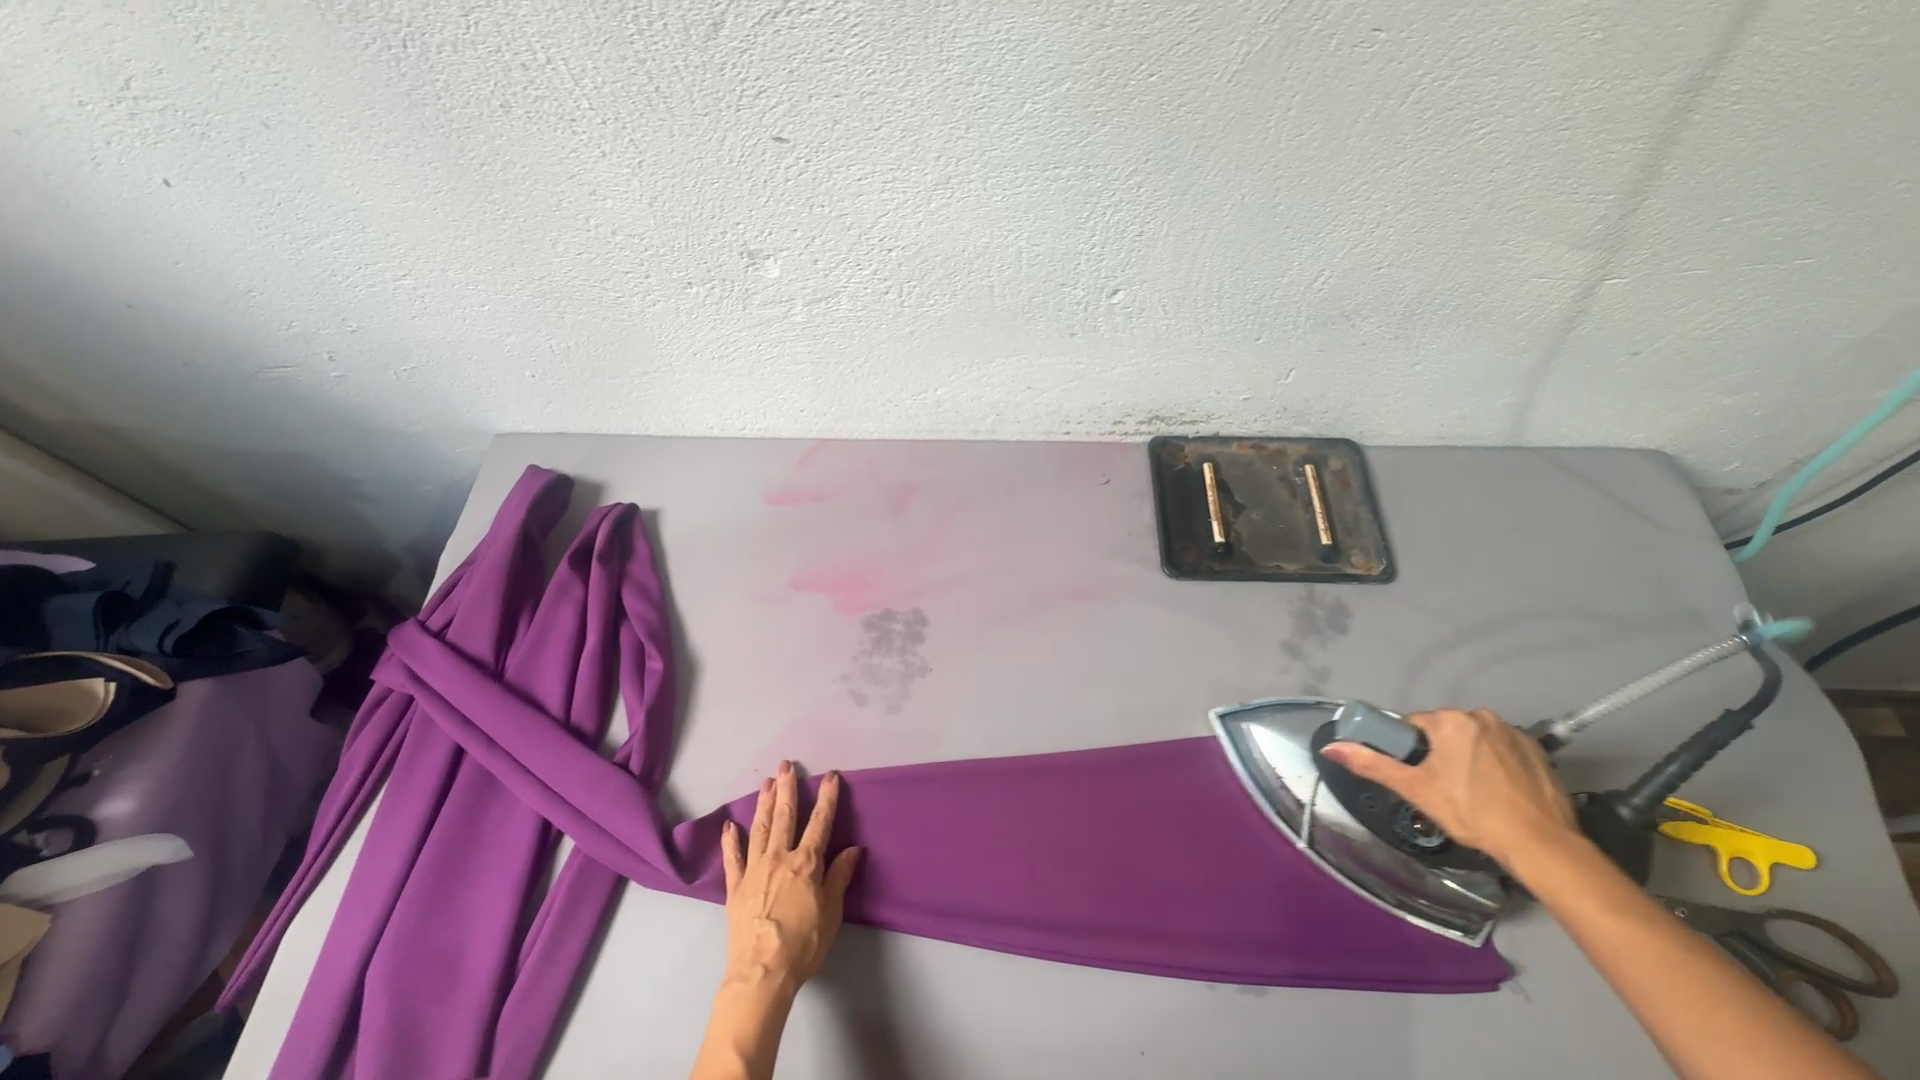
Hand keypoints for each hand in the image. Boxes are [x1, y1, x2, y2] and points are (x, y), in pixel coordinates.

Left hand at [719, 761, 862, 993]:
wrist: (762, 971)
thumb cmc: (804, 943)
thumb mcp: (832, 911)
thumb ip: (840, 876)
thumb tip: (854, 848)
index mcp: (806, 863)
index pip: (820, 823)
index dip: (827, 797)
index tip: (830, 776)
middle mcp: (779, 858)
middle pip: (785, 816)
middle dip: (788, 788)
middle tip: (787, 764)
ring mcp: (754, 870)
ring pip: (759, 829)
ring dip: (763, 804)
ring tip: (766, 782)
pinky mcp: (735, 887)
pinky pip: (732, 858)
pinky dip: (731, 841)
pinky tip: (730, 825)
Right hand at [1319, 708, 1579, 868]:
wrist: (1540, 842)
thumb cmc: (1471, 813)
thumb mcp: (1416, 790)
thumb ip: (1372, 764)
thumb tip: (1331, 747)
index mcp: (1450, 721)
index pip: (1413, 725)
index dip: (1407, 750)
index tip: (1415, 775)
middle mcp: (1482, 716)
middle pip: (1444, 731)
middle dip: (1438, 754)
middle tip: (1441, 788)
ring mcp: (1514, 732)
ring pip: (1474, 741)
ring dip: (1467, 758)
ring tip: (1472, 794)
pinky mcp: (1537, 750)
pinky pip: (1502, 750)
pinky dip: (1495, 765)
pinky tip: (1498, 792)